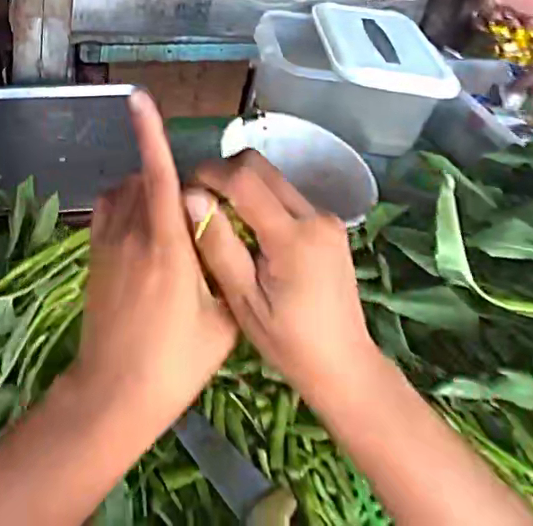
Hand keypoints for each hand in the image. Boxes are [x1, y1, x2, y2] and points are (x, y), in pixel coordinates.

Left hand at [70, 91, 235, 430]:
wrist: (113, 397)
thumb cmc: (174, 364)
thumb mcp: (223, 323)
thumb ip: (229, 272)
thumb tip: (235, 240)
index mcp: (167, 245)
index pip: (158, 174)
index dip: (150, 132)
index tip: (138, 98)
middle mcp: (132, 234)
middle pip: (144, 179)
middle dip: (167, 177)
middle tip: (193, 210)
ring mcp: (107, 244)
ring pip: (124, 191)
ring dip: (145, 189)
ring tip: (169, 218)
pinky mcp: (93, 257)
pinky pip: (108, 210)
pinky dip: (125, 204)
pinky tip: (142, 229)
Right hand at [185, 152, 382, 401]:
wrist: (345, 365)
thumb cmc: (289, 344)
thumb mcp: (243, 301)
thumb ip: (218, 244)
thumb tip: (190, 196)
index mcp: (293, 239)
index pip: (244, 179)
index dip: (210, 174)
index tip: (187, 190)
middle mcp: (315, 216)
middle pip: (260, 166)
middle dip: (225, 173)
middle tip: (202, 202)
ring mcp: (326, 217)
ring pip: (273, 177)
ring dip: (244, 187)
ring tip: (224, 221)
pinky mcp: (330, 223)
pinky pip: (286, 195)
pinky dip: (262, 201)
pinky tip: (251, 234)